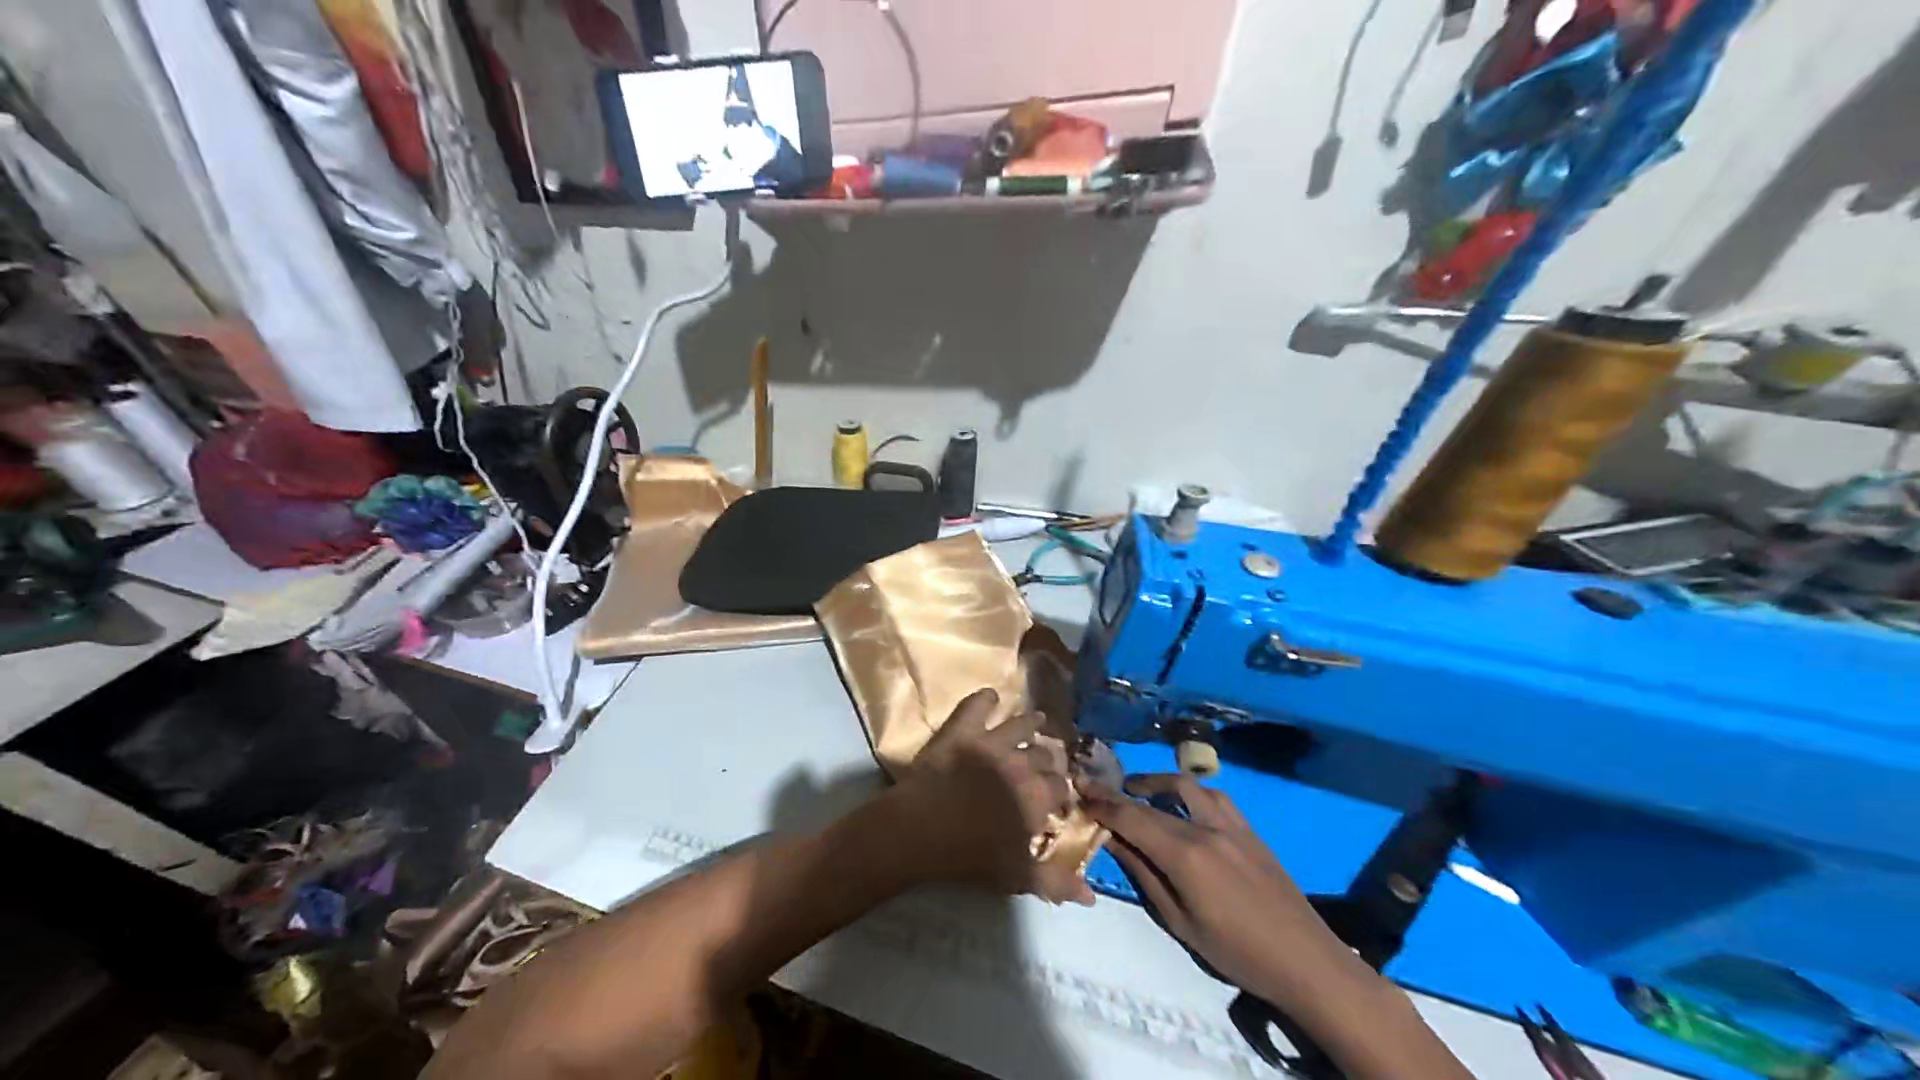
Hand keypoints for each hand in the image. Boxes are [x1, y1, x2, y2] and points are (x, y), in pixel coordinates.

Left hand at [891, 689, 1094, 905]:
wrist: (921, 831)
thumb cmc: (970, 856)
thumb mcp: (1017, 875)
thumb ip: (1056, 882)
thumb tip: (1092, 898)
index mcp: (1037, 797)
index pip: (1060, 787)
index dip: (1060, 791)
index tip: (1057, 795)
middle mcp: (1021, 763)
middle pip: (1044, 755)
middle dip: (1048, 759)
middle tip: (1044, 762)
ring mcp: (992, 742)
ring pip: (1020, 725)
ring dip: (1031, 723)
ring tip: (1037, 720)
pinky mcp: (962, 730)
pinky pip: (977, 706)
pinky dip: (985, 699)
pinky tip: (990, 696)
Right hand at [1083, 774, 1365, 1008]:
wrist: (1306, 960)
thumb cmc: (1236, 952)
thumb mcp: (1179, 921)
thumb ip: (1144, 874)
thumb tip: (1113, 841)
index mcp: (1185, 855)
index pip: (1132, 817)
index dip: (1102, 803)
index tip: (1079, 790)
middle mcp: (1205, 828)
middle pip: (1152, 800)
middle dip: (1120, 793)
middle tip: (1098, 790)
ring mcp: (1231, 824)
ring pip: (1186, 786)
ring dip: (1157, 783)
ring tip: (1139, 791)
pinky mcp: (1249, 829)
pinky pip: (1214, 796)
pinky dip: (1189, 792)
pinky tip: (1183, 805)